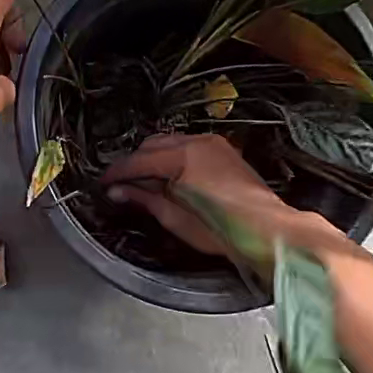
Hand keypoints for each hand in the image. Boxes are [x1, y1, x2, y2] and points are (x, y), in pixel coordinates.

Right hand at [100, 134, 334, 256]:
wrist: (269, 230)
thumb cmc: (221, 228)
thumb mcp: (174, 217)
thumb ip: (143, 198)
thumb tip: (117, 191)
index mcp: (182, 156)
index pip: (138, 160)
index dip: (116, 173)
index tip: (102, 183)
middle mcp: (196, 141)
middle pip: (151, 145)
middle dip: (134, 163)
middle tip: (122, 185)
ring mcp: (212, 143)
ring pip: (168, 142)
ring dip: (152, 158)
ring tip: (144, 182)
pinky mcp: (223, 150)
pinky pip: (187, 146)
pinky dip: (172, 157)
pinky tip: (169, 177)